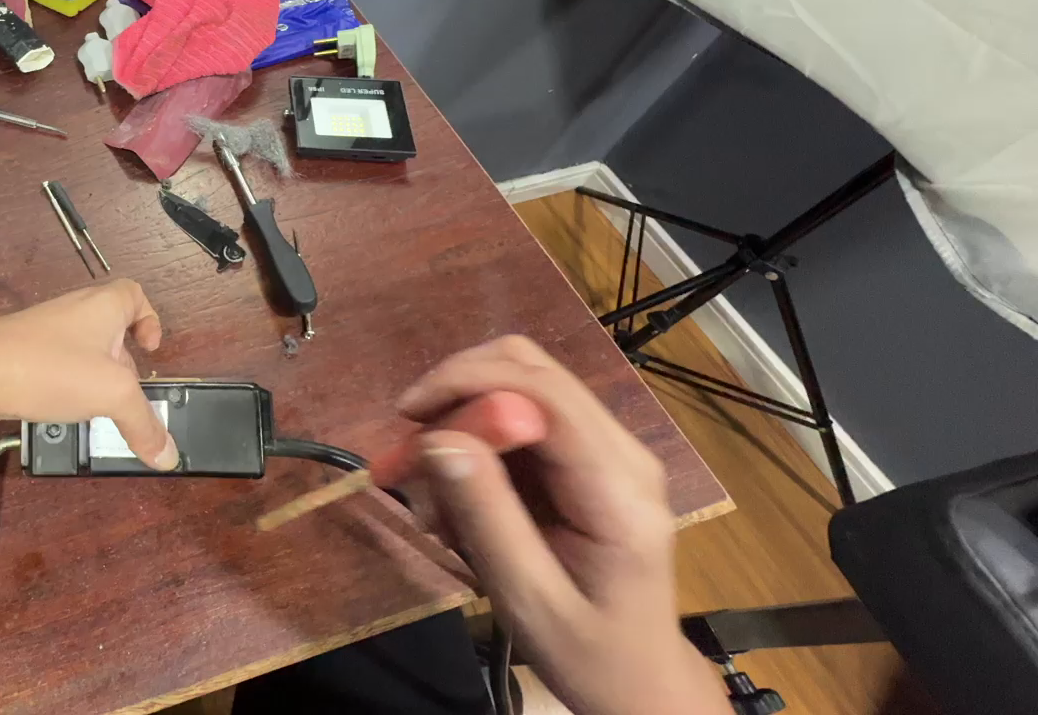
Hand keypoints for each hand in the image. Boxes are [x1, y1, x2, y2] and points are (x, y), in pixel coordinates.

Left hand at [0, 280, 177, 469]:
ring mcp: (45, 330)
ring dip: (94, 380)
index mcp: (103, 306)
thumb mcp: (111, 394)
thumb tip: (169, 456)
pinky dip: (66, 386)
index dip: (149, 317)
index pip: (135, 294)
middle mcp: (75, 310)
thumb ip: (143, 423)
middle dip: (123, 364)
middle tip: (127, 398)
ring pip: (83, 352)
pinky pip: (56, 365)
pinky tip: (62, 413)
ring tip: (96, 412)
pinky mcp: (22, 350)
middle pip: (111, 330)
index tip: (151, 349)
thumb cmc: (51, 368)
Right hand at [392, 336, 726, 714]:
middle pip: (526, 365)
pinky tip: (455, 476)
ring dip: (459, 407)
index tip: (407, 416)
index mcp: (617, 488)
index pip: (539, 390)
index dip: (465, 382)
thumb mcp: (528, 597)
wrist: (641, 682)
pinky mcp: (586, 449)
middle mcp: (621, 448)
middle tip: (409, 444)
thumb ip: (487, 514)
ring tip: (426, 466)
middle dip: (454, 390)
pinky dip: (471, 426)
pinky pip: (517, 406)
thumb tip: (438, 438)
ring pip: (516, 375)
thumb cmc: (588, 652)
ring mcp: (607, 444)